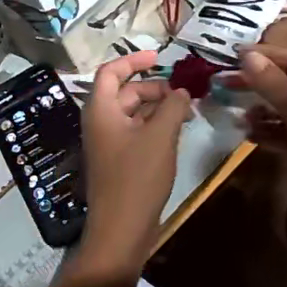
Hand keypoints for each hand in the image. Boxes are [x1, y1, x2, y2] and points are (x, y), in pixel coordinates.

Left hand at [74, 51, 192, 279]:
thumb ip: (172, 106)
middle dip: (154, 88)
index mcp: (101, 110)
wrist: (121, 229)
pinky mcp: (118, 161)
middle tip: (182, 95)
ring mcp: (108, 143)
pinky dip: (154, 126)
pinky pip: (135, 132)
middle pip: (125, 92)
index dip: (133, 60)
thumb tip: (180, 91)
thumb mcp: (160, 136)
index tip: (159, 57)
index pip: (111, 71)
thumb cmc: (137, 177)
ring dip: (158, 108)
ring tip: (186, 114)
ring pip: (133, 113)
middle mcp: (100, 122)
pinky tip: (176, 133)